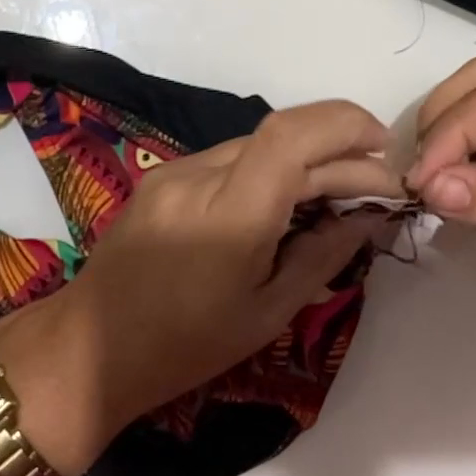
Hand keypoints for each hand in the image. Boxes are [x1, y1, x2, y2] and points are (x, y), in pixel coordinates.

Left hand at [0, 101, 401, 474]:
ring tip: (340, 198)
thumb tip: (367, 218)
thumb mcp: (267, 313)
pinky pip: (230, 160)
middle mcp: (200, 176)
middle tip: (379, 191)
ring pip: (258, 144)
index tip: (386, 150)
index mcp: (230, 213)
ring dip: (306, 160)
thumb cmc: (184, 347)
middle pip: (283, 137)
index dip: (347, 125)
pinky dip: (270, 170)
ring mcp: (175, 171)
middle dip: (340, 154)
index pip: (294, 134)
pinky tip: (289, 202)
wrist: (89, 349)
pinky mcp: (163, 177)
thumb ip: (323, 256)